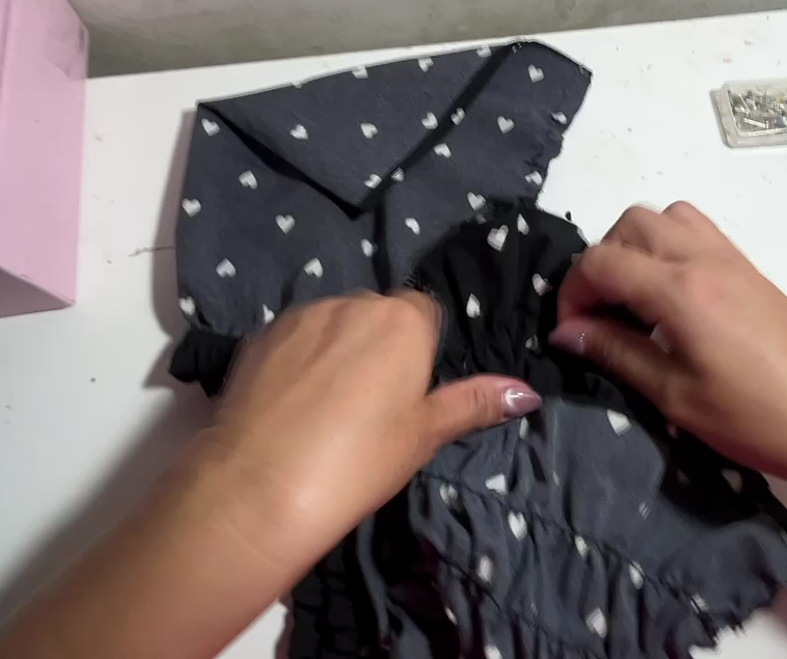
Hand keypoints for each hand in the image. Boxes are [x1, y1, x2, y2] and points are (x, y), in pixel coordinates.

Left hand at [192, 288, 539, 577]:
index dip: (419, 349)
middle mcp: (354, 302)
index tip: (408, 389)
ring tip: (325, 406)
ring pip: (334, 322)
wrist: (259, 485)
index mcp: (402, 320)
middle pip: (378, 314)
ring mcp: (304, 314)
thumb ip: (474, 402)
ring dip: (338, 347)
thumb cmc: (358, 460)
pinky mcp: (262, 333)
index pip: (425, 312)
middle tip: (370, 403)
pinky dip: (299, 357)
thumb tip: (527, 391)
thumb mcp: (424, 434)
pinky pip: (295, 336)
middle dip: (379, 345)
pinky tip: (291, 402)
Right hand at [550, 202, 786, 506]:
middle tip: (599, 314)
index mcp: (679, 289)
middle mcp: (702, 257)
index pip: (601, 262)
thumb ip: (616, 354)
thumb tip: (565, 332)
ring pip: (664, 217)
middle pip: (629, 224)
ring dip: (634, 246)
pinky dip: (666, 247)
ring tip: (633, 299)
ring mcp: (731, 258)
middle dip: (599, 262)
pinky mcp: (750, 270)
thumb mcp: (676, 397)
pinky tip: (672, 299)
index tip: (569, 334)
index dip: (571, 293)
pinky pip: (695, 231)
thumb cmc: (761, 421)